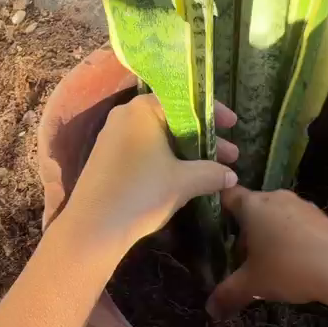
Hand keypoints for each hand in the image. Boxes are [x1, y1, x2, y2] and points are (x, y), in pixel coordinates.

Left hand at [62, 94, 237, 248]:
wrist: (94, 226)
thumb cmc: (142, 193)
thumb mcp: (184, 182)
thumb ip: (211, 172)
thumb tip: (231, 175)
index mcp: (142, 109)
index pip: (184, 101)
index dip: (212, 113)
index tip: (233, 125)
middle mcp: (125, 115)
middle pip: (172, 118)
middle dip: (204, 137)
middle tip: (231, 154)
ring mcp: (113, 135)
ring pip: (159, 136)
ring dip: (187, 151)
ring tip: (214, 170)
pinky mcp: (108, 157)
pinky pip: (144, 148)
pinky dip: (167, 158)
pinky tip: (185, 177)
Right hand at [205, 186, 327, 318]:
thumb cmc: (289, 267)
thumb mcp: (254, 284)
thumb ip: (228, 293)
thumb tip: (210, 310)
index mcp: (252, 204)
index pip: (226, 195)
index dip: (218, 207)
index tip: (214, 225)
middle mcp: (275, 197)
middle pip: (252, 208)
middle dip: (246, 231)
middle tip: (242, 257)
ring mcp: (302, 205)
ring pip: (276, 215)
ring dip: (270, 234)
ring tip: (271, 263)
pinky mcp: (323, 217)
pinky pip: (298, 223)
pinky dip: (293, 238)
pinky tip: (297, 262)